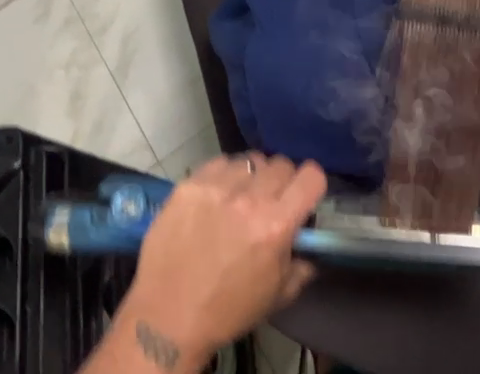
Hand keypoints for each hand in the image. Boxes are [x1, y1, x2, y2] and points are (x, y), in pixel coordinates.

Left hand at [115, 154, 326, 365]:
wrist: (168, 317)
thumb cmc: (227, 311)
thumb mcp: (278, 296)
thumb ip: (302, 266)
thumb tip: (309, 247)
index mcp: (276, 225)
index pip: (311, 176)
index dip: (311, 185)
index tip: (304, 196)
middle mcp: (249, 199)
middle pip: (281, 164)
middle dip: (282, 182)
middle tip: (270, 202)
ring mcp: (216, 188)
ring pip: (250, 161)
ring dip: (252, 177)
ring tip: (240, 199)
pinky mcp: (189, 185)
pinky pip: (219, 164)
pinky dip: (224, 176)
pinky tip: (216, 197)